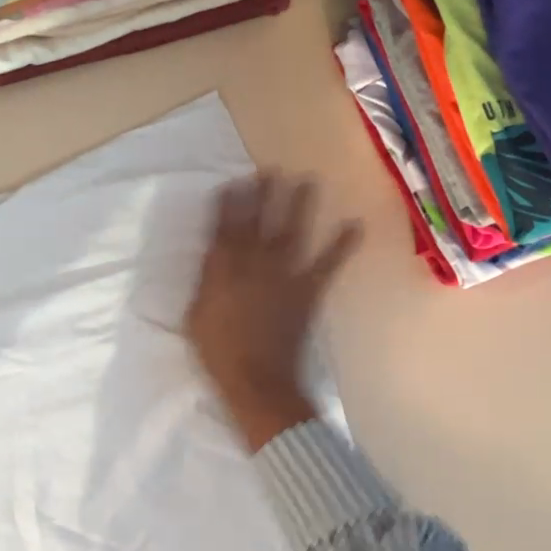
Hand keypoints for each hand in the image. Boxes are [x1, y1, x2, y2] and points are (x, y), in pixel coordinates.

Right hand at [186, 171, 361, 453]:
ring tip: (307, 181)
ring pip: (292, 232)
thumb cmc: (217, 352)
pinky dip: (342, 245)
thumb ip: (207, 282)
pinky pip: (327, 264)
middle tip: (271, 169)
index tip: (233, 182)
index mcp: (223, 270)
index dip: (229, 203)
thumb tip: (212, 258)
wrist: (256, 380)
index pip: (225, 228)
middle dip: (263, 194)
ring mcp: (284, 276)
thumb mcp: (196, 314)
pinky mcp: (308, 291)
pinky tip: (354, 225)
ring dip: (300, 205)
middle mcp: (254, 264)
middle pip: (259, 222)